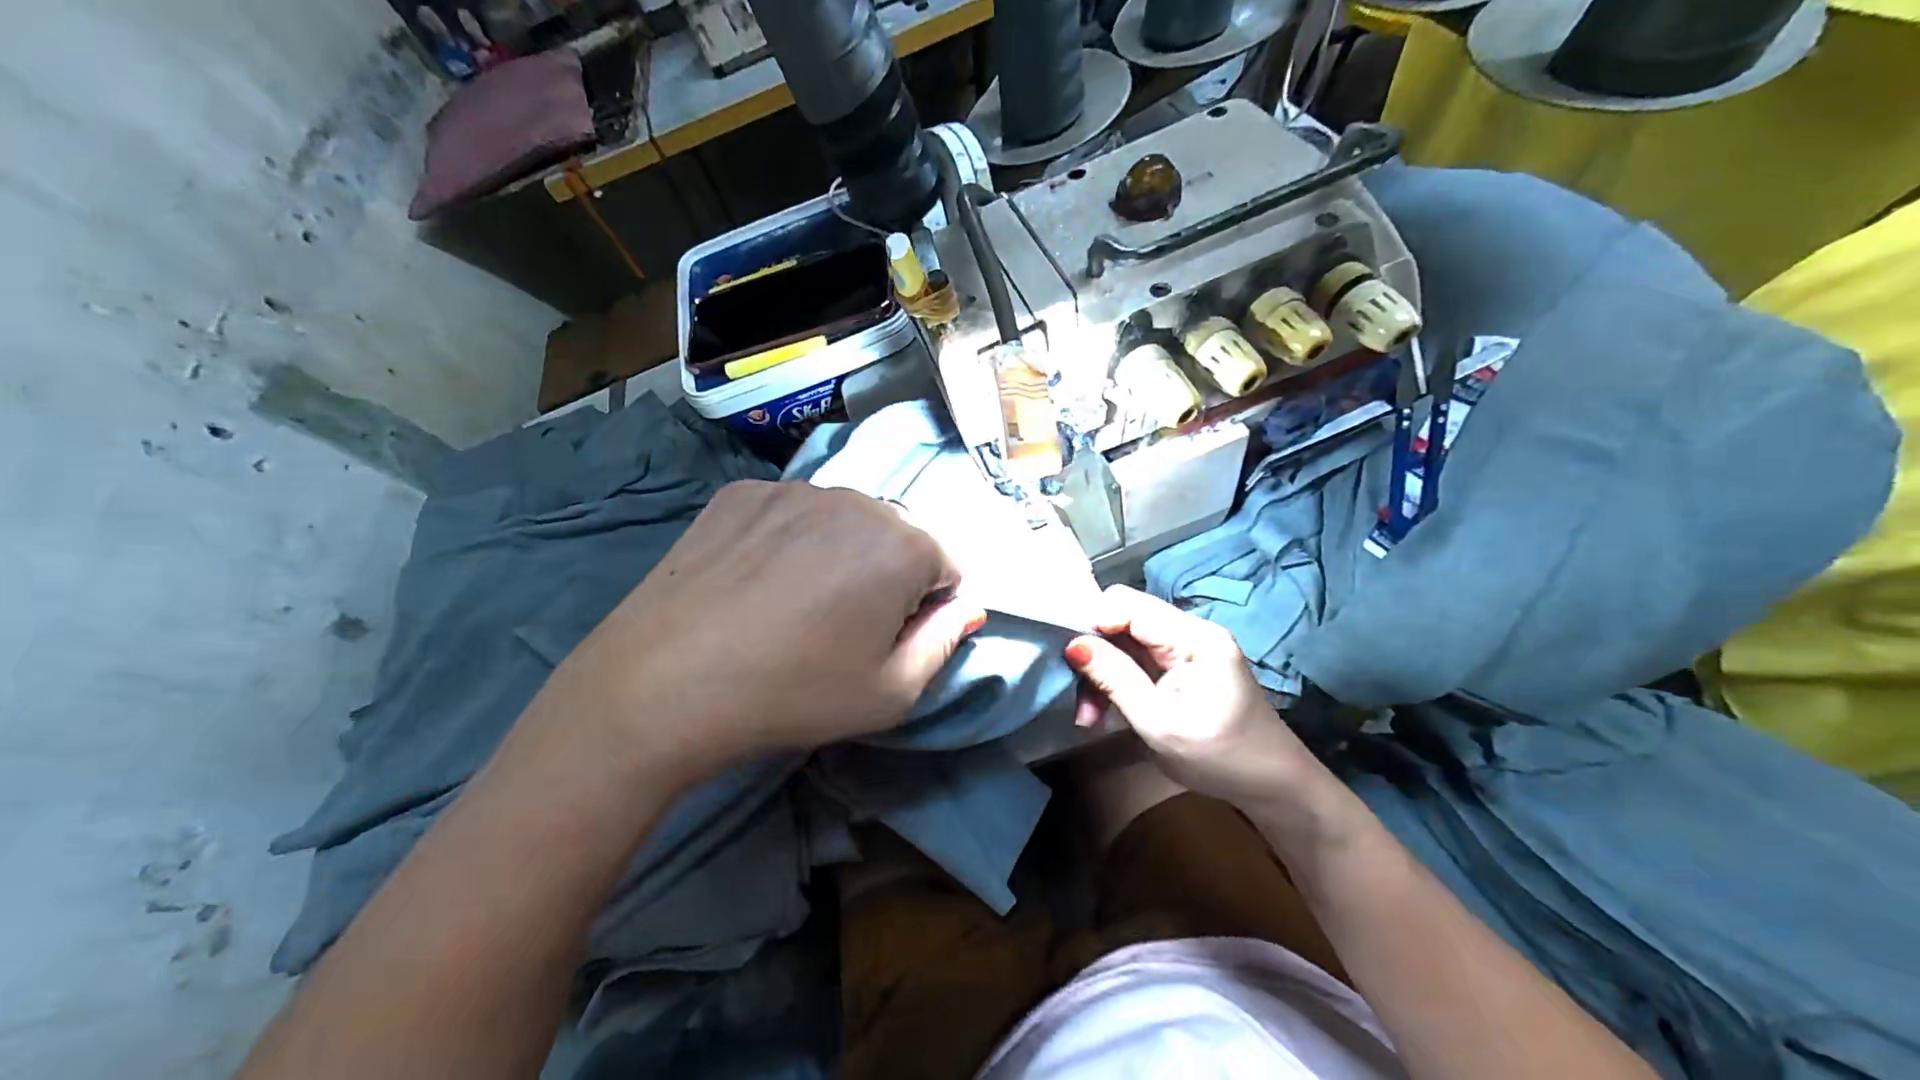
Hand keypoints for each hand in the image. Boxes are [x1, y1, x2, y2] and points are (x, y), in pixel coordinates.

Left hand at [531, 481, 986, 783]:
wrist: (663, 684)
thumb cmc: (793, 694)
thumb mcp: (892, 693)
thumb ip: (945, 641)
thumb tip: (965, 604)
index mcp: (903, 544)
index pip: (946, 565)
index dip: (925, 608)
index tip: (886, 640)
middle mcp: (856, 499)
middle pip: (895, 535)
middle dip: (885, 573)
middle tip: (838, 625)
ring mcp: (792, 489)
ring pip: (842, 519)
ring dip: (838, 551)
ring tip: (791, 602)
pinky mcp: (740, 492)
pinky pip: (789, 511)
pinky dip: (788, 538)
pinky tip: (754, 581)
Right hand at [1064, 586, 1338, 818]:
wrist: (1272, 787)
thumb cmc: (1221, 758)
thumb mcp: (1159, 723)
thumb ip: (1115, 679)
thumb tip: (1073, 644)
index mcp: (1193, 637)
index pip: (1128, 604)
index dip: (1092, 623)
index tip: (1068, 658)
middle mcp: (1189, 632)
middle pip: (1123, 620)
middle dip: (1094, 655)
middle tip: (1080, 702)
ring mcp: (1186, 648)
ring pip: (1125, 642)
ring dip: (1102, 674)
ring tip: (1090, 717)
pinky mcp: (1181, 667)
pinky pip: (1137, 660)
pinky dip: (1117, 682)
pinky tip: (1106, 711)